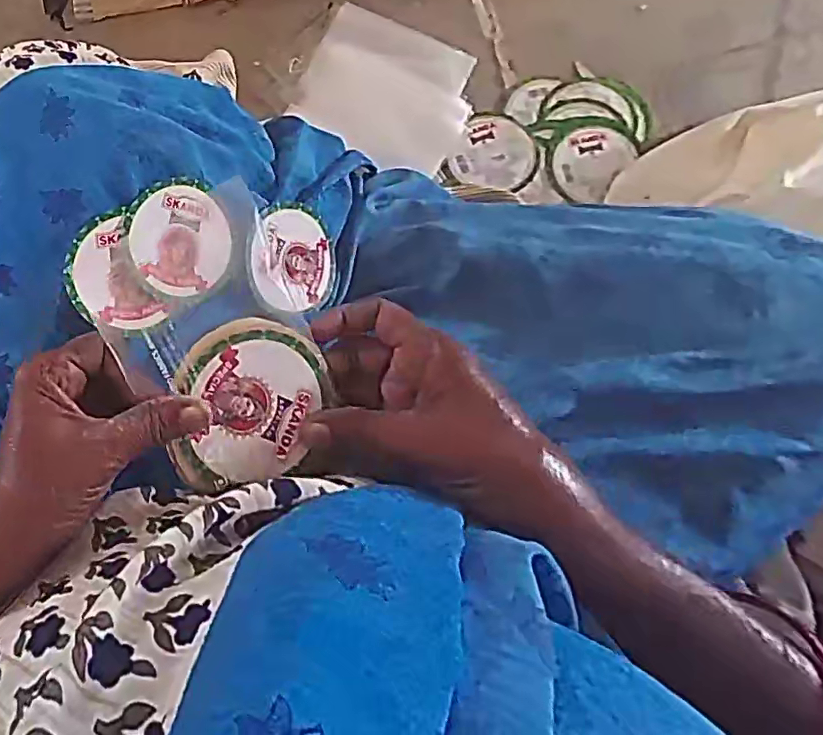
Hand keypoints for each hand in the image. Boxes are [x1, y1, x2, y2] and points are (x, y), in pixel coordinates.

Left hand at [0, 334, 209, 565]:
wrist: (14, 549)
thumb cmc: (46, 492)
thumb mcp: (104, 451)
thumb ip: (153, 423)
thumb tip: (202, 407)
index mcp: (46, 373)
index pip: (103, 349)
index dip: (137, 363)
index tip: (173, 380)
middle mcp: (51, 383)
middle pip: (110, 370)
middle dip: (145, 387)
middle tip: (184, 398)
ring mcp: (60, 410)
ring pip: (112, 395)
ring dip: (143, 408)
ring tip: (180, 414)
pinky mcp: (71, 435)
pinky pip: (109, 417)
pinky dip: (133, 425)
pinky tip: (163, 432)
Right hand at [305, 298, 600, 542]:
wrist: (535, 506)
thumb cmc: (482, 451)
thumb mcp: (416, 439)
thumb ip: (358, 431)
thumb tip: (303, 428)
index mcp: (426, 352)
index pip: (380, 317)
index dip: (344, 319)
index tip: (310, 337)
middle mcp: (417, 371)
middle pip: (362, 358)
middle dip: (327, 371)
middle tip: (286, 389)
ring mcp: (416, 405)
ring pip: (363, 394)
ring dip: (333, 404)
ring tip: (292, 417)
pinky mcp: (415, 436)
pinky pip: (373, 423)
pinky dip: (348, 430)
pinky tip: (319, 442)